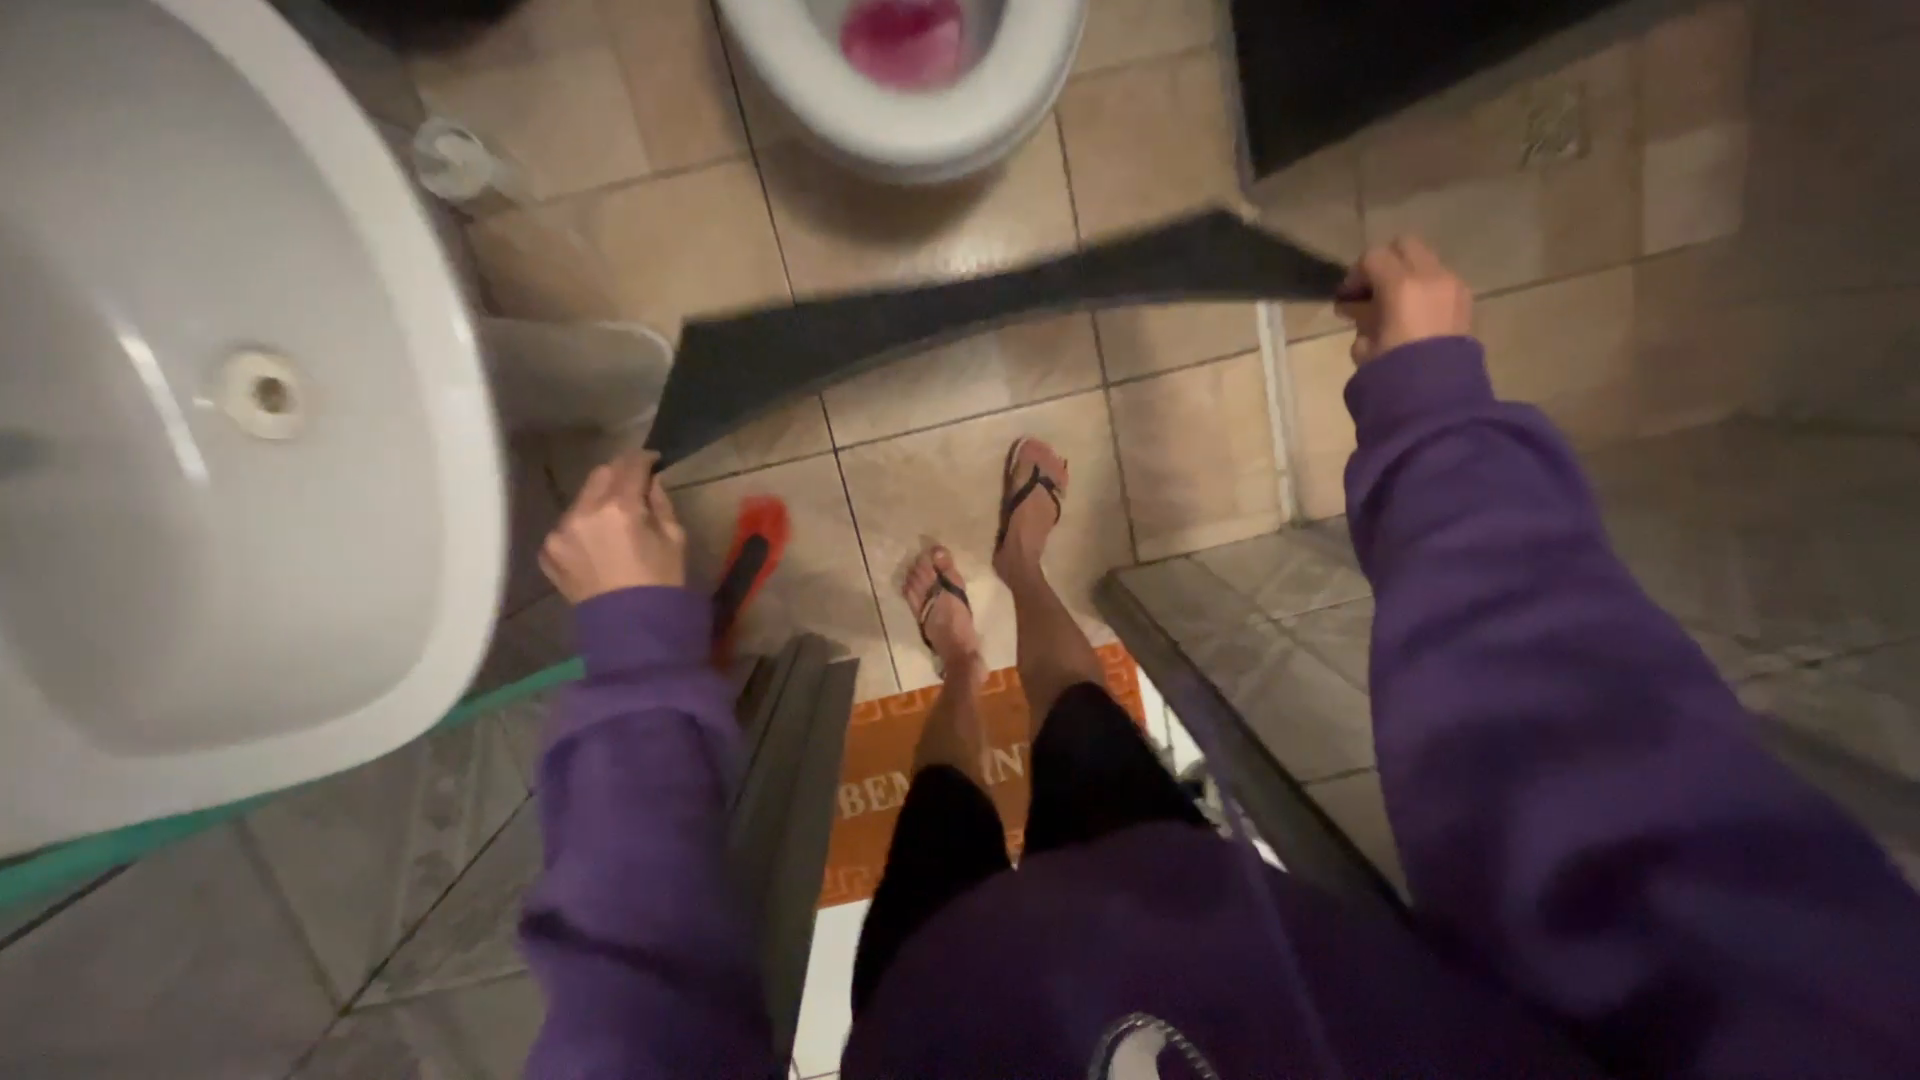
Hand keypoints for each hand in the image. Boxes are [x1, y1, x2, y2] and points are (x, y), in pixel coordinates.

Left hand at [539, 450, 686, 603]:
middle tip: (634, 482)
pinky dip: (583, 526)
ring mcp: (560, 533)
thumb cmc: (662, 583)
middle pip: (600, 475)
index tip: (653, 459)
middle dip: (619, 473)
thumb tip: (651, 482)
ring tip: (615, 517)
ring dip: (599, 500)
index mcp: (620, 508)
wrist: (631, 629)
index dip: (643, 458)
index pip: (630, 466)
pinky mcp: (548, 552)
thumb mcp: (674, 539)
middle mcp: (583, 513)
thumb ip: (661, 503)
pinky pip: (567, 527)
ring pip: (581, 500)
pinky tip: (598, 543)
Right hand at [1335, 236, 1472, 365]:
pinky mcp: (1466, 300)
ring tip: (1392, 305)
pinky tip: (1413, 315)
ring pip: (1425, 260)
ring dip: (1406, 274)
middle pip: (1405, 245)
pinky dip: (1424, 287)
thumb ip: (1360, 316)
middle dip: (1385, 262)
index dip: (1355, 273)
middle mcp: (1431, 276)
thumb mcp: (1364, 346)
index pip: (1373, 257)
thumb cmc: (1392, 373)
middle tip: (1370, 290)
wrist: (1437, 398)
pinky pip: (1440, 279)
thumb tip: (1359, 307)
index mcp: (1402, 286)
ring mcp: (1454, 286)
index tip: (1346, 297)